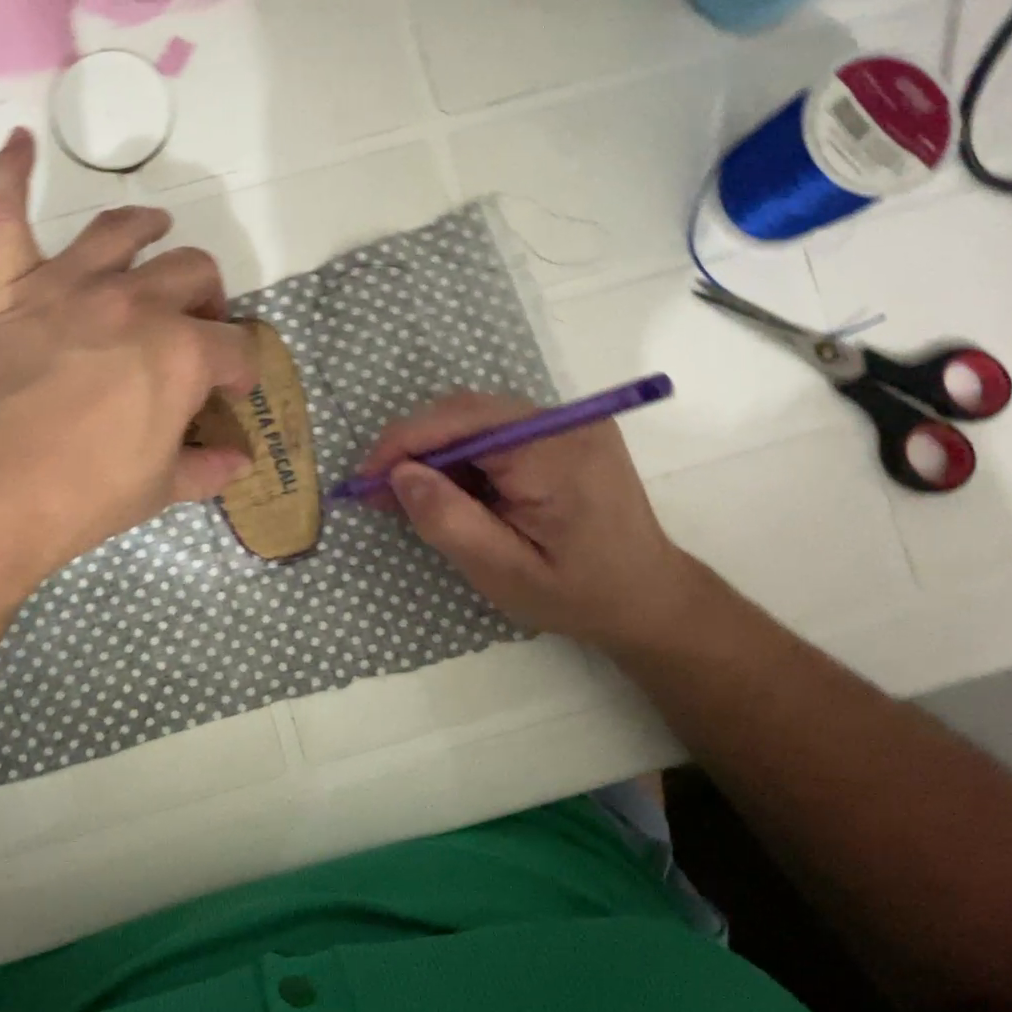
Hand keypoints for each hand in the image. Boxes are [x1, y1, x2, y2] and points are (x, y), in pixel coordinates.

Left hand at [0, 129, 256, 575]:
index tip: (232, 394)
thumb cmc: (87, 497)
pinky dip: (9, 178)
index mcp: (182, 352)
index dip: (241, 374)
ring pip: (119, 230)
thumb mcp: (161, 489)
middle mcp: (134, 303)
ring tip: (156, 229)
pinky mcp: (14, 293)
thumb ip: (206, 467)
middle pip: (192, 274)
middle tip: (198, 328)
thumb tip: (239, 463)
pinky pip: (5, 220)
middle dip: (208, 300)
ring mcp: (70, 290)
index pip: (234, 350)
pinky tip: (18, 143)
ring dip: (146, 226)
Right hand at [361, 391, 713, 649]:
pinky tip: (445, 490)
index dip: (402, 442)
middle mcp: (564, 422)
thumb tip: (399, 475)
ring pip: (476, 420)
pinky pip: (497, 433)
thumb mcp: (503, 571)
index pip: (461, 420)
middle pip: (466, 412)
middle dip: (413, 447)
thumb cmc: (577, 594)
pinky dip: (461, 458)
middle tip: (378, 493)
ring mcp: (568, 425)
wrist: (648, 599)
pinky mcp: (565, 437)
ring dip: (434, 452)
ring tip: (405, 496)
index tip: (363, 481)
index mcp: (554, 452)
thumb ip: (449, 520)